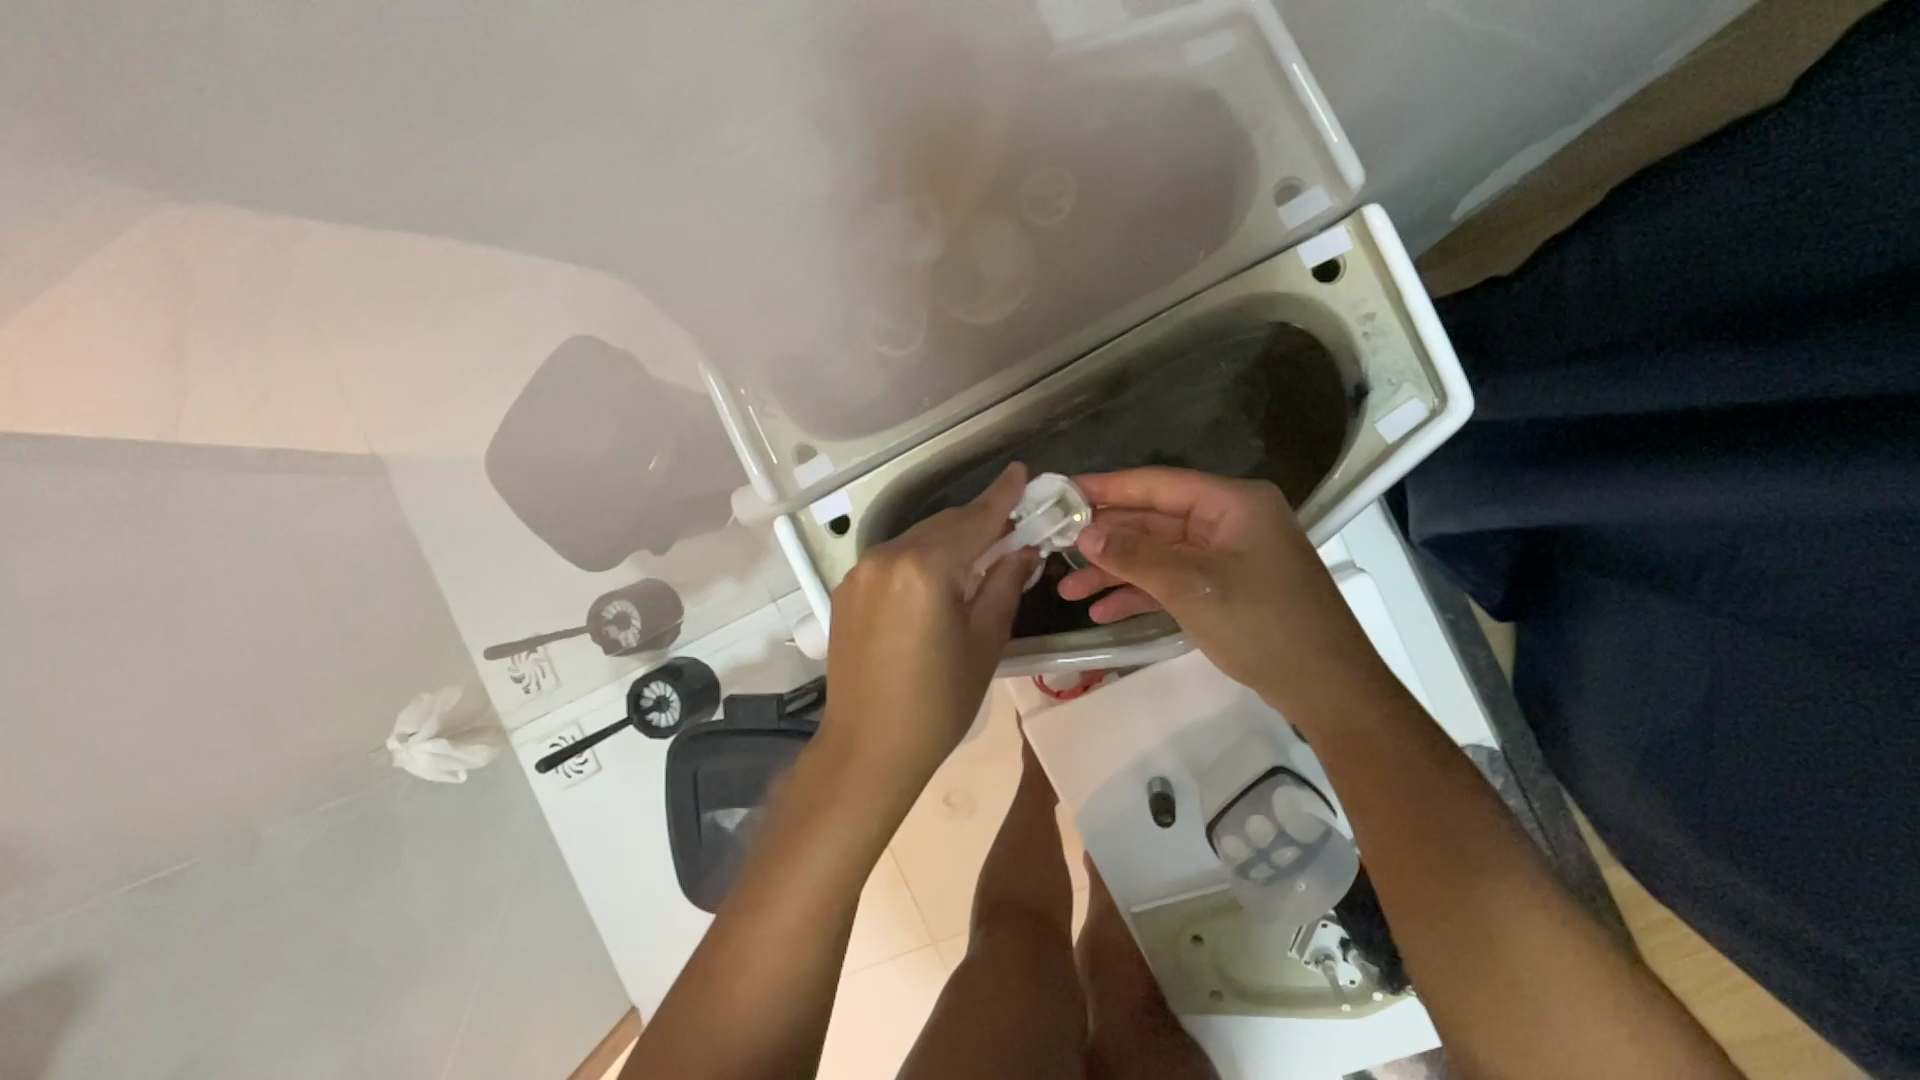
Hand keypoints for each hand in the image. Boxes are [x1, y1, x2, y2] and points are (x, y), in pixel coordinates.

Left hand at [821, 462, 1038, 786]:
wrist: (869, 747)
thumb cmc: (939, 702)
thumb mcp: (984, 641)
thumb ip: (1004, 584)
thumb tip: (1023, 549)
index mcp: (926, 568)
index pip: (975, 520)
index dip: (1003, 497)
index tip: (1022, 472)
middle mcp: (887, 557)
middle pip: (943, 526)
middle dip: (978, 523)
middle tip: (1013, 526)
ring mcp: (861, 573)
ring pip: (916, 541)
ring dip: (949, 542)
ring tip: (979, 556)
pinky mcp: (846, 592)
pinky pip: (893, 561)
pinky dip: (921, 561)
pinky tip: (938, 581)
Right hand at [1057, 468, 1397, 719]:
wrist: (1327, 687)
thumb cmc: (1264, 624)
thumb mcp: (1193, 586)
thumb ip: (1135, 556)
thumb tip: (1084, 534)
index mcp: (1233, 504)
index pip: (1158, 484)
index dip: (1107, 487)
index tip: (1062, 493)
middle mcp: (1231, 521)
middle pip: (1155, 519)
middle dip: (1107, 538)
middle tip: (1055, 546)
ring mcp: (1230, 557)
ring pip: (1160, 553)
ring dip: (1117, 571)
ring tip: (1068, 590)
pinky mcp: (1228, 589)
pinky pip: (1175, 581)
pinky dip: (1141, 594)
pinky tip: (1104, 612)